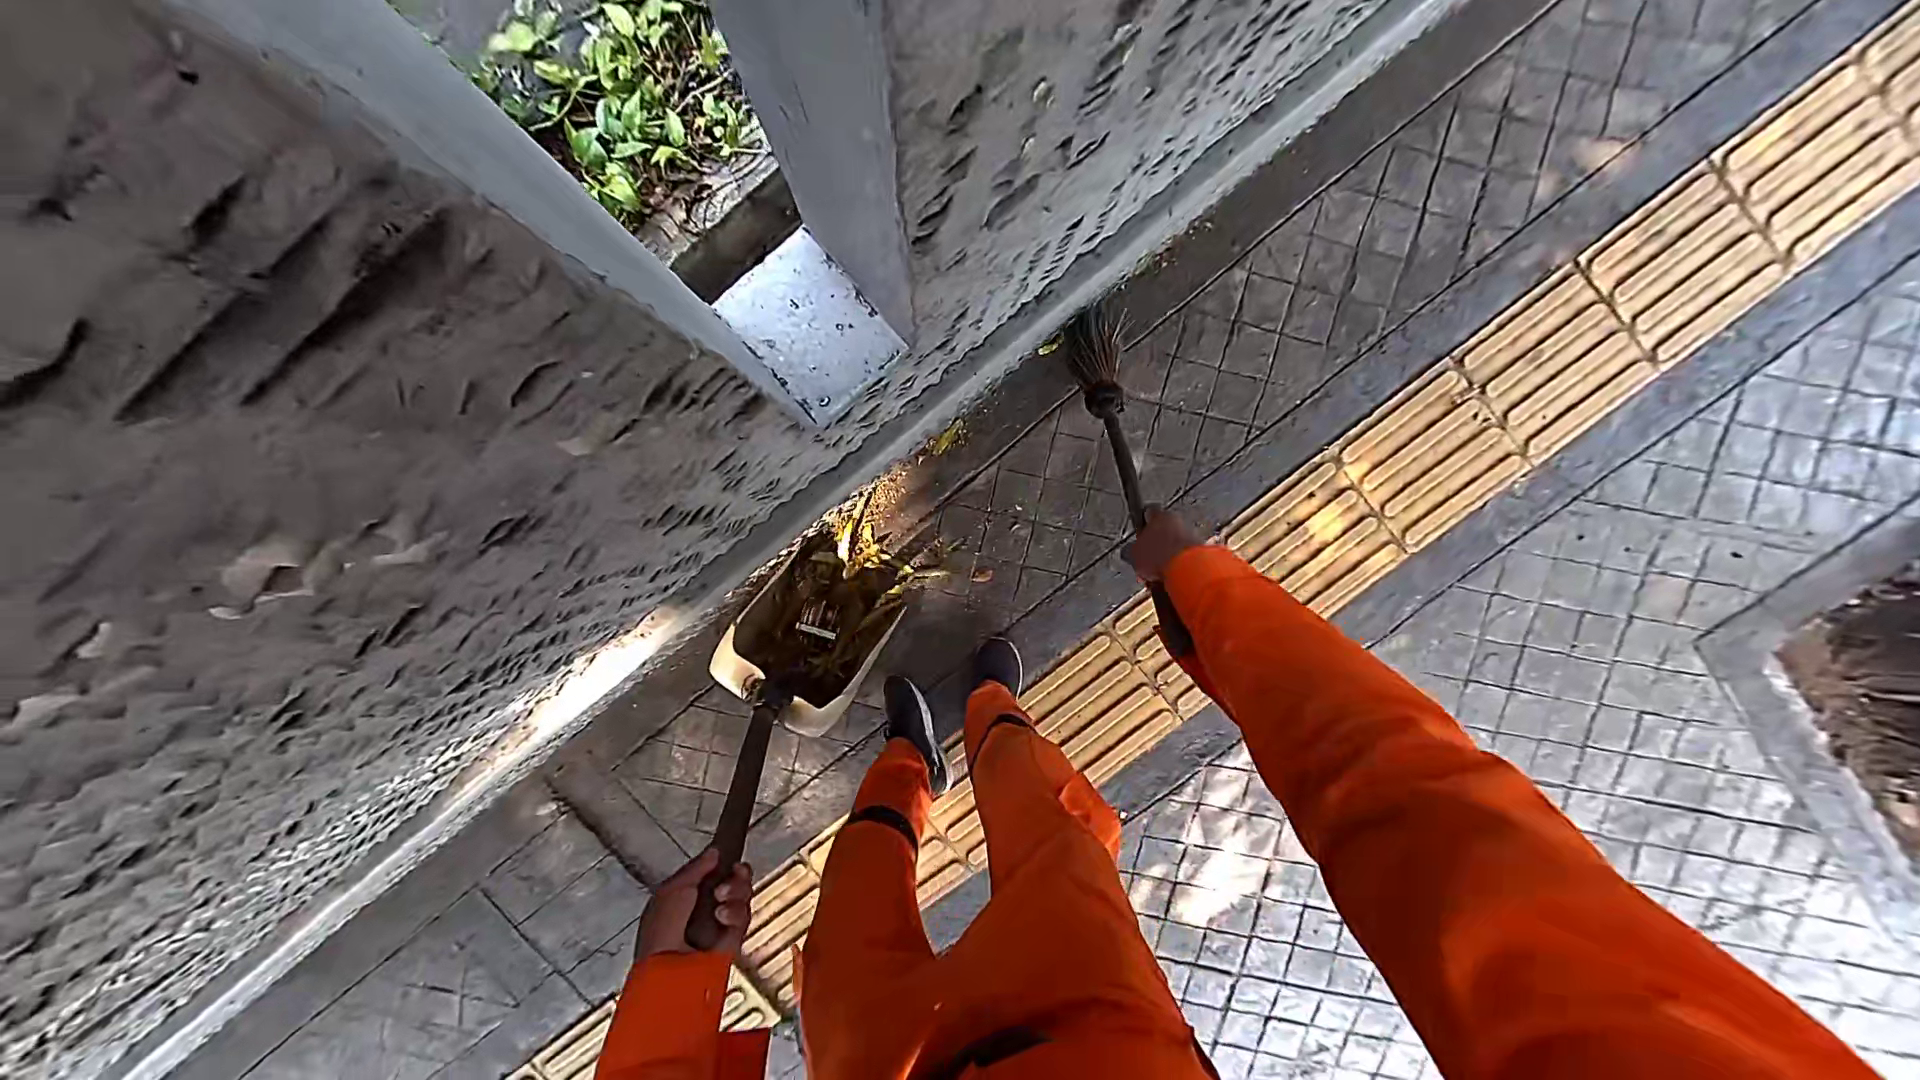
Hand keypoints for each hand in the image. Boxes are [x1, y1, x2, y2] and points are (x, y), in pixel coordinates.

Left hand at [635, 848, 751, 961]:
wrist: (670, 968)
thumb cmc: (661, 932)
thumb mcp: (673, 889)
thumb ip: (696, 867)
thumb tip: (714, 851)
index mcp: (686, 896)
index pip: (712, 872)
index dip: (721, 861)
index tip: (727, 854)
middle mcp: (705, 908)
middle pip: (735, 878)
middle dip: (738, 872)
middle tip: (734, 871)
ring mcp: (719, 923)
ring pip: (743, 893)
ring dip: (736, 889)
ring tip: (722, 897)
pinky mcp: (733, 937)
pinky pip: (744, 914)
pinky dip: (736, 911)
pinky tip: (722, 915)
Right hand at [1124, 506, 1203, 581]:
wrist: (1188, 570)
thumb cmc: (1161, 556)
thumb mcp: (1133, 554)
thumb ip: (1130, 550)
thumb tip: (1128, 552)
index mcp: (1160, 515)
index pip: (1148, 511)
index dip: (1141, 522)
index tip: (1138, 533)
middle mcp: (1179, 521)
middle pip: (1163, 531)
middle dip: (1154, 546)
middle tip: (1145, 560)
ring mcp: (1192, 536)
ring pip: (1174, 546)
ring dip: (1166, 558)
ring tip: (1157, 574)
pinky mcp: (1202, 551)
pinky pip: (1185, 557)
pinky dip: (1178, 566)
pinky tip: (1170, 577)